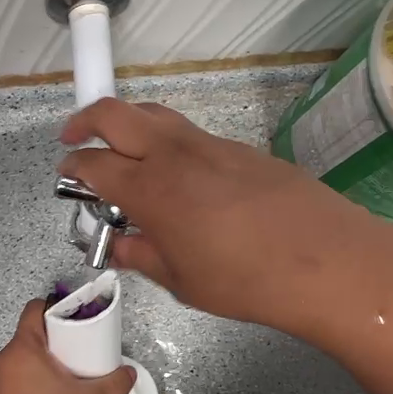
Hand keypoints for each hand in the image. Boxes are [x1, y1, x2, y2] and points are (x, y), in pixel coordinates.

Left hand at [0, 299, 137, 393]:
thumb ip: (116, 382)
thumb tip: (129, 372)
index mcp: (22, 349)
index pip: (33, 310)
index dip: (54, 310)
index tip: (73, 323)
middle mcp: (0, 362)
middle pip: (27, 338)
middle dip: (51, 344)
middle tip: (76, 357)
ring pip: (17, 363)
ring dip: (37, 367)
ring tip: (63, 383)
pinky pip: (9, 385)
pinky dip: (26, 387)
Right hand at [58, 98, 392, 341]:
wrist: (326, 260)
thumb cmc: (244, 280)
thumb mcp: (181, 280)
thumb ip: (142, 256)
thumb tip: (119, 246)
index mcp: (150, 189)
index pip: (93, 163)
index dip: (72, 166)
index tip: (66, 175)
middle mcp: (173, 155)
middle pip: (115, 113)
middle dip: (85, 120)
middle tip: (74, 139)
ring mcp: (210, 145)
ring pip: (155, 115)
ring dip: (128, 124)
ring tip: (123, 150)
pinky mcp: (239, 149)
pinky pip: (190, 134)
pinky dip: (168, 142)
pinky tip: (179, 177)